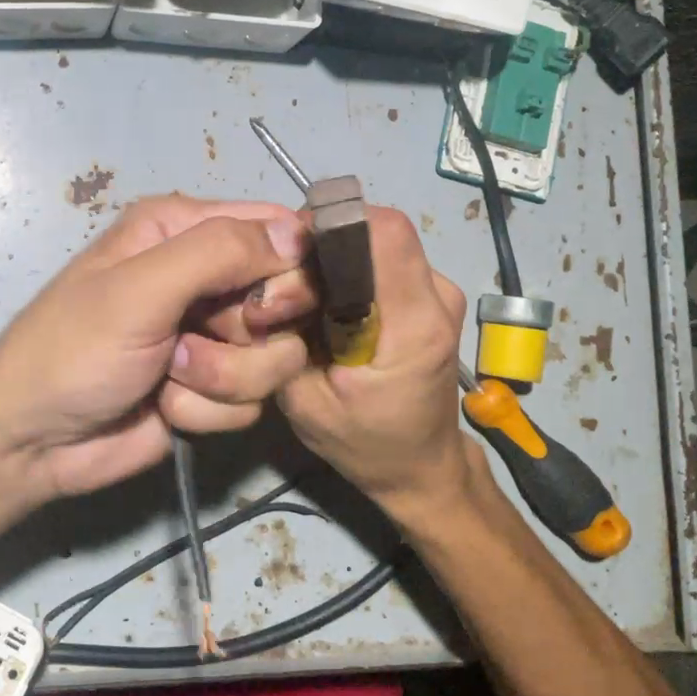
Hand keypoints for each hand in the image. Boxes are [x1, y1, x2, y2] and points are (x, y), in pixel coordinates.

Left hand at [0, 195, 318, 500]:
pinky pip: (252, 401)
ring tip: (168, 375)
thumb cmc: (74, 350)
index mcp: (181, 230)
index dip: (289, 266)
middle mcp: (203, 277)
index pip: (275, 228)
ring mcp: (210, 337)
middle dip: (248, 331)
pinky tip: (164, 405)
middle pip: (286, 298)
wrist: (33, 441)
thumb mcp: (141, 289)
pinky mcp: (212, 390)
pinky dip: (206, 409)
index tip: (270, 303)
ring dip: (222, 377)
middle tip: (205, 334)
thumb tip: (298, 233)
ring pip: (276, 357)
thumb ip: (219, 251)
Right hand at [278, 206, 480, 516]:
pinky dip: (344, 272)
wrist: (421, 468)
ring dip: (328, 261)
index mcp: (414, 324)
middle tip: (279, 291)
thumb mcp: (304, 403)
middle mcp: (437, 294)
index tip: (284, 259)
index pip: (382, 231)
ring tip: (298, 302)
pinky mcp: (428, 292)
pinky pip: (378, 258)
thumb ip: (281, 342)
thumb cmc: (365, 444)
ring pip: (372, 240)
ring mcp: (438, 289)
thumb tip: (258, 287)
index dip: (328, 228)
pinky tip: (323, 307)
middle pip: (372, 231)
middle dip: (317, 249)